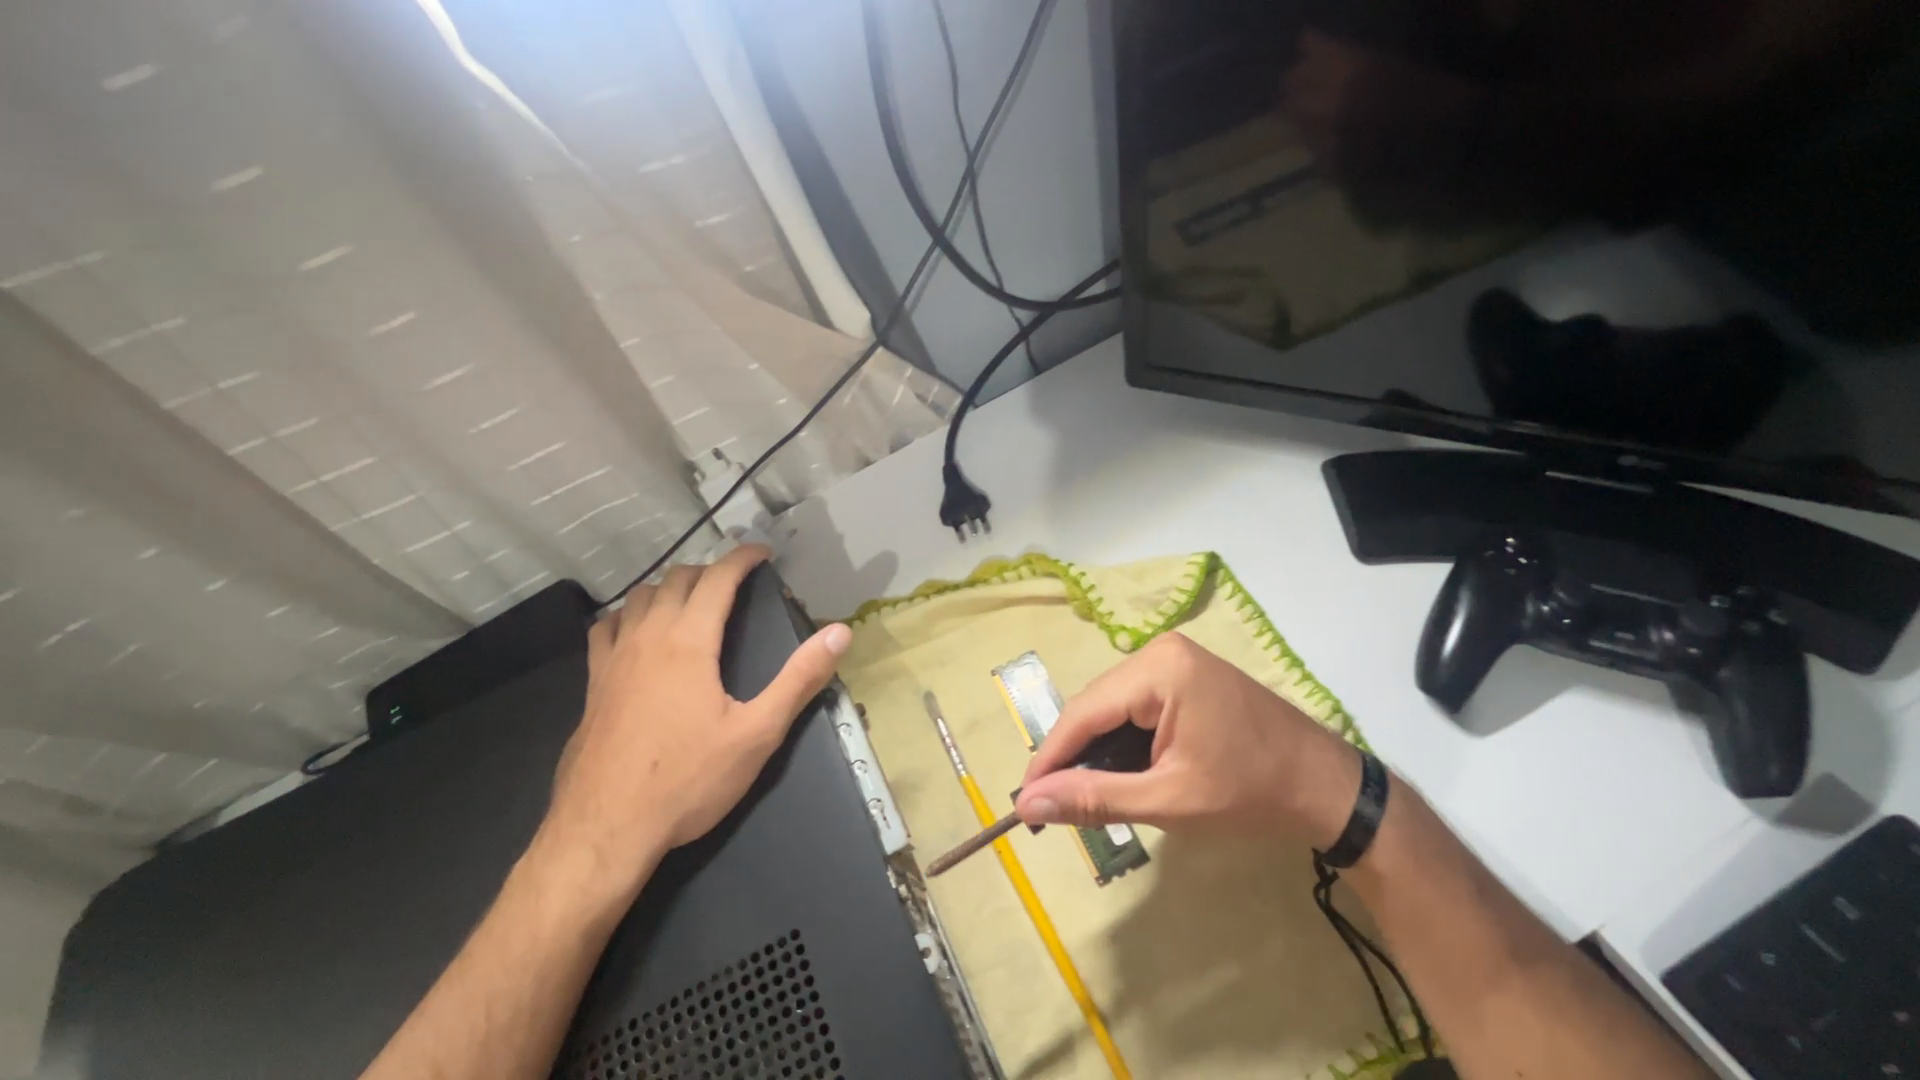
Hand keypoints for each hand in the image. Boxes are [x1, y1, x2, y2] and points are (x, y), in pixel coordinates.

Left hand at [537, 545, 850, 894]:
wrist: (606, 828)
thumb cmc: (688, 781)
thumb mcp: (757, 733)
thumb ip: (799, 679)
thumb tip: (839, 633)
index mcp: (689, 641)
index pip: (717, 578)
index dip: (742, 558)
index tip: (763, 552)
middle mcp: (647, 636)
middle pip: (676, 580)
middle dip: (709, 570)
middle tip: (736, 583)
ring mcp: (613, 659)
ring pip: (639, 598)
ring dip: (669, 588)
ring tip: (691, 600)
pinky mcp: (593, 683)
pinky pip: (607, 628)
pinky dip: (629, 616)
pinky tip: (636, 633)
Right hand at [1014, 633, 1362, 848]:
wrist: (1327, 790)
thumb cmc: (1250, 794)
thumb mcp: (1167, 801)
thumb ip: (1093, 798)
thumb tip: (1029, 804)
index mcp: (1159, 669)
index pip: (1082, 713)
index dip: (1048, 759)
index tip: (1023, 803)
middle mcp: (1161, 651)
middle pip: (1095, 707)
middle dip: (1072, 757)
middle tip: (1052, 808)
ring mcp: (1177, 660)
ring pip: (1113, 708)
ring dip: (1097, 752)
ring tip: (1082, 797)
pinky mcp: (1188, 676)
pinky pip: (1136, 707)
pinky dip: (1123, 742)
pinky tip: (1120, 774)